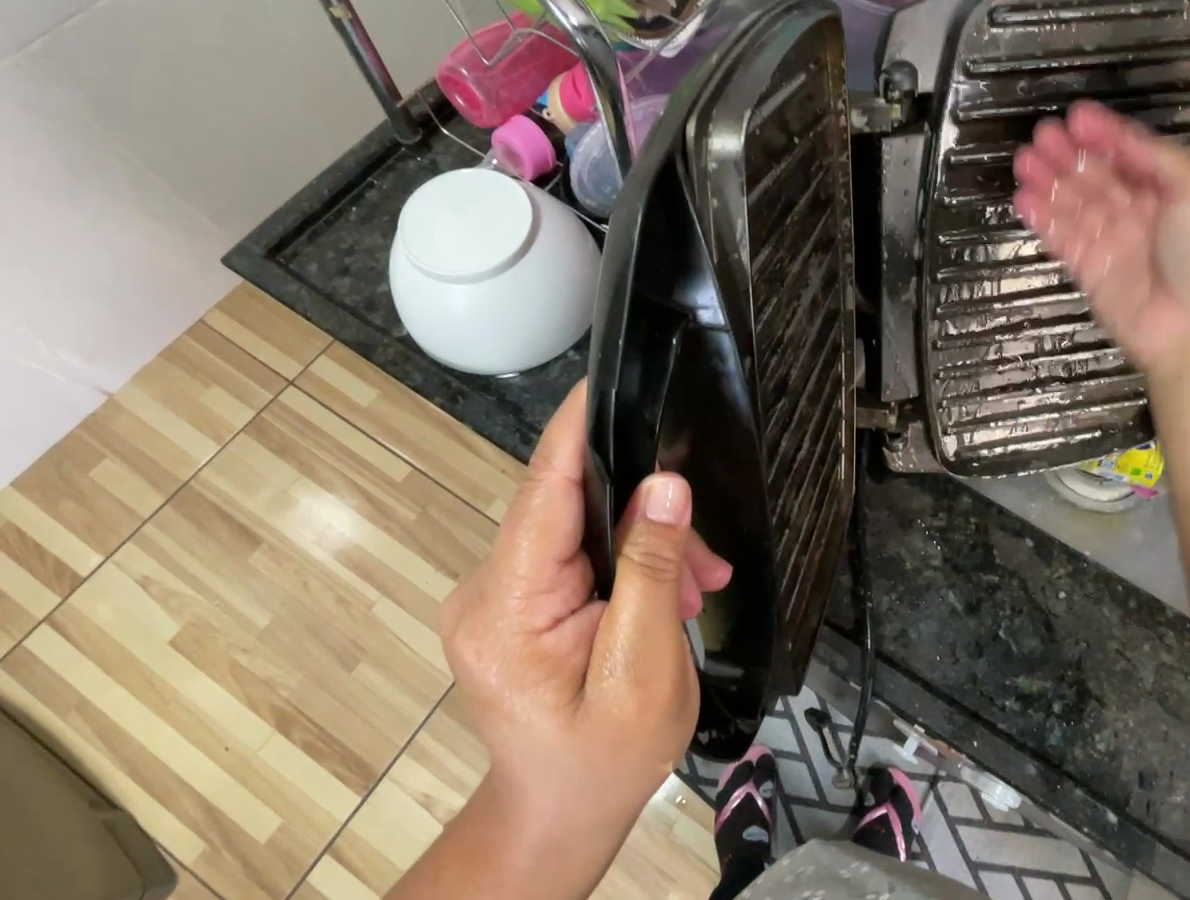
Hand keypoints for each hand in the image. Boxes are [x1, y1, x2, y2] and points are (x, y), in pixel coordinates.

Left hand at [437, 383, 731, 894]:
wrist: (560, 812)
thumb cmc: (604, 760)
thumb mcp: (645, 671)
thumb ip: (652, 571)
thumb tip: (664, 485)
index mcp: (506, 609)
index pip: (544, 490)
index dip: (577, 428)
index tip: (608, 377)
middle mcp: (485, 590)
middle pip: (570, 507)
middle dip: (645, 518)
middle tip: (703, 562)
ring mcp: (496, 595)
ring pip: (580, 527)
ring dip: (643, 547)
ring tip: (692, 589)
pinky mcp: (514, 600)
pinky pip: (575, 552)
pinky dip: (626, 563)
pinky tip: (665, 592)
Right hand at [1012, 102, 1189, 376]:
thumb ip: (1161, 158)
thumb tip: (1127, 139)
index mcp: (1185, 192)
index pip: (1138, 155)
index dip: (1107, 134)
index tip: (1077, 115)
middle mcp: (1151, 217)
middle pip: (1102, 178)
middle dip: (1072, 155)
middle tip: (1041, 135)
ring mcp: (1120, 246)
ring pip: (1078, 206)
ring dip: (1051, 182)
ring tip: (1024, 160)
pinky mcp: (1094, 273)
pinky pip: (1065, 240)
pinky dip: (1045, 220)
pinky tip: (1024, 199)